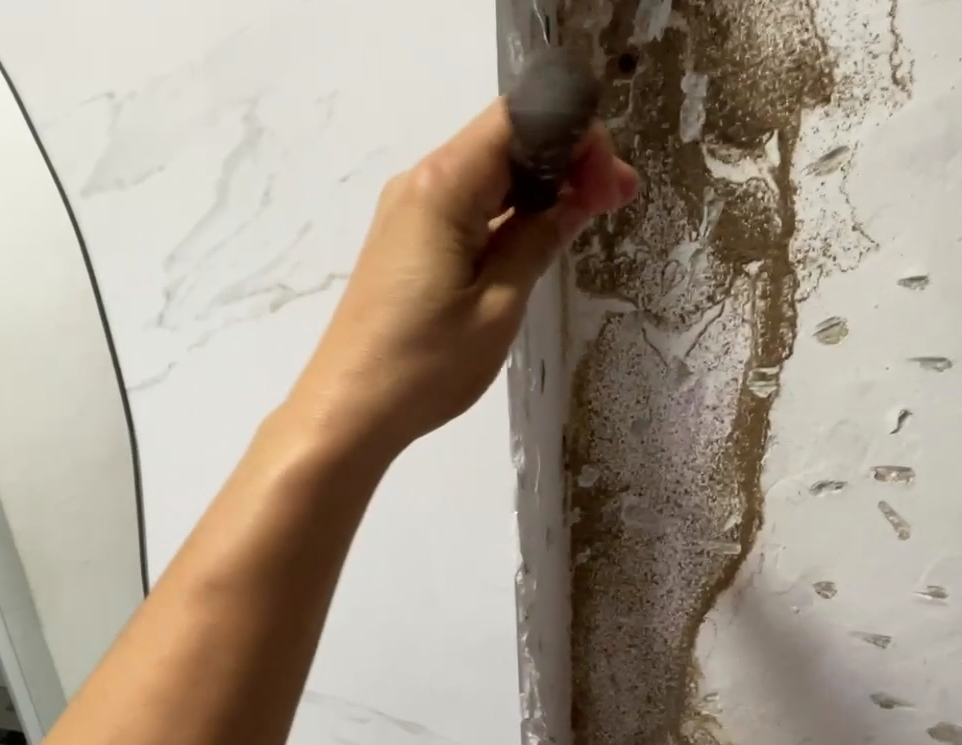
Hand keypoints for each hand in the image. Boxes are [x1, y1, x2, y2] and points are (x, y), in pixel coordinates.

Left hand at [285, 99, 638, 457]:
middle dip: (565, 162)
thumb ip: (537, 241)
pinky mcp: (403, 244)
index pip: (521, 118)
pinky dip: (505, 216)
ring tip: (583, 224)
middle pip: (503, 142)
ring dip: (537, 191)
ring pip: (485, 176)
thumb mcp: (498, 307)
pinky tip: (532, 243)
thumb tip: (574, 199)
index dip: (578, 137)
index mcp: (442, 186)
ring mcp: (406, 214)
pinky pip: (464, 208)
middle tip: (613, 205)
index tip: (613, 187)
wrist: (348, 410)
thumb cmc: (423, 366)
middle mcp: (419, 183)